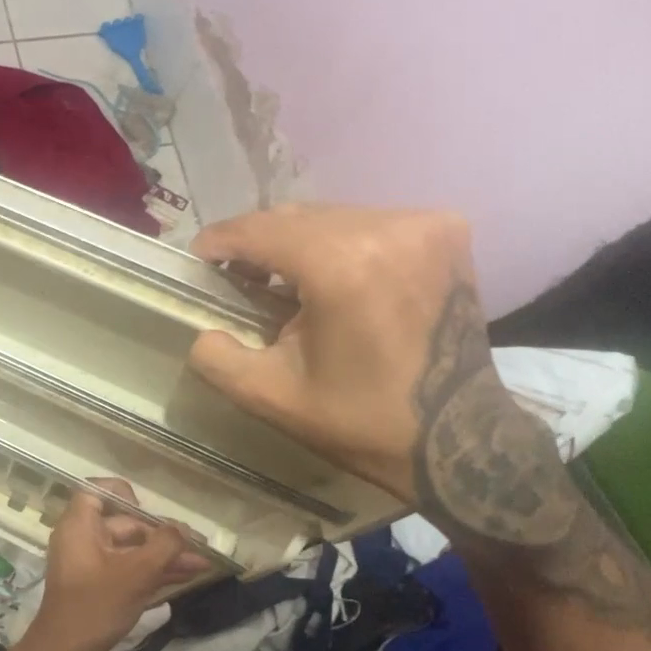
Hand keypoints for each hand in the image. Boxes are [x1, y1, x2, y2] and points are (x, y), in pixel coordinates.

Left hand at [5, 480, 211, 650]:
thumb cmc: (96, 605)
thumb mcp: (137, 573)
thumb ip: (164, 545)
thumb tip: (182, 529)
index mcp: (79, 526)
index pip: (95, 491)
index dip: (123, 494)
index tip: (149, 510)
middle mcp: (82, 539)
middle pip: (124, 524)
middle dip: (163, 536)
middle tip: (200, 546)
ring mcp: (90, 564)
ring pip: (132, 550)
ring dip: (165, 556)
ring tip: (204, 564)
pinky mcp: (98, 586)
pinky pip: (128, 569)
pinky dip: (153, 572)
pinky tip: (187, 577)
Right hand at [187, 203, 581, 550]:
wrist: (453, 434)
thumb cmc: (357, 420)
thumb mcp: (268, 396)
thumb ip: (217, 357)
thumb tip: (205, 329)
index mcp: (343, 265)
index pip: (263, 230)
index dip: (222, 240)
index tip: (197, 257)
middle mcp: (389, 229)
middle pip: (297, 217)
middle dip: (257, 241)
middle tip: (231, 274)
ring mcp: (425, 226)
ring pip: (332, 216)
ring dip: (296, 241)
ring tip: (276, 278)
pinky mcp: (445, 233)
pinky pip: (369, 223)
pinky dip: (337, 242)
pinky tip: (325, 276)